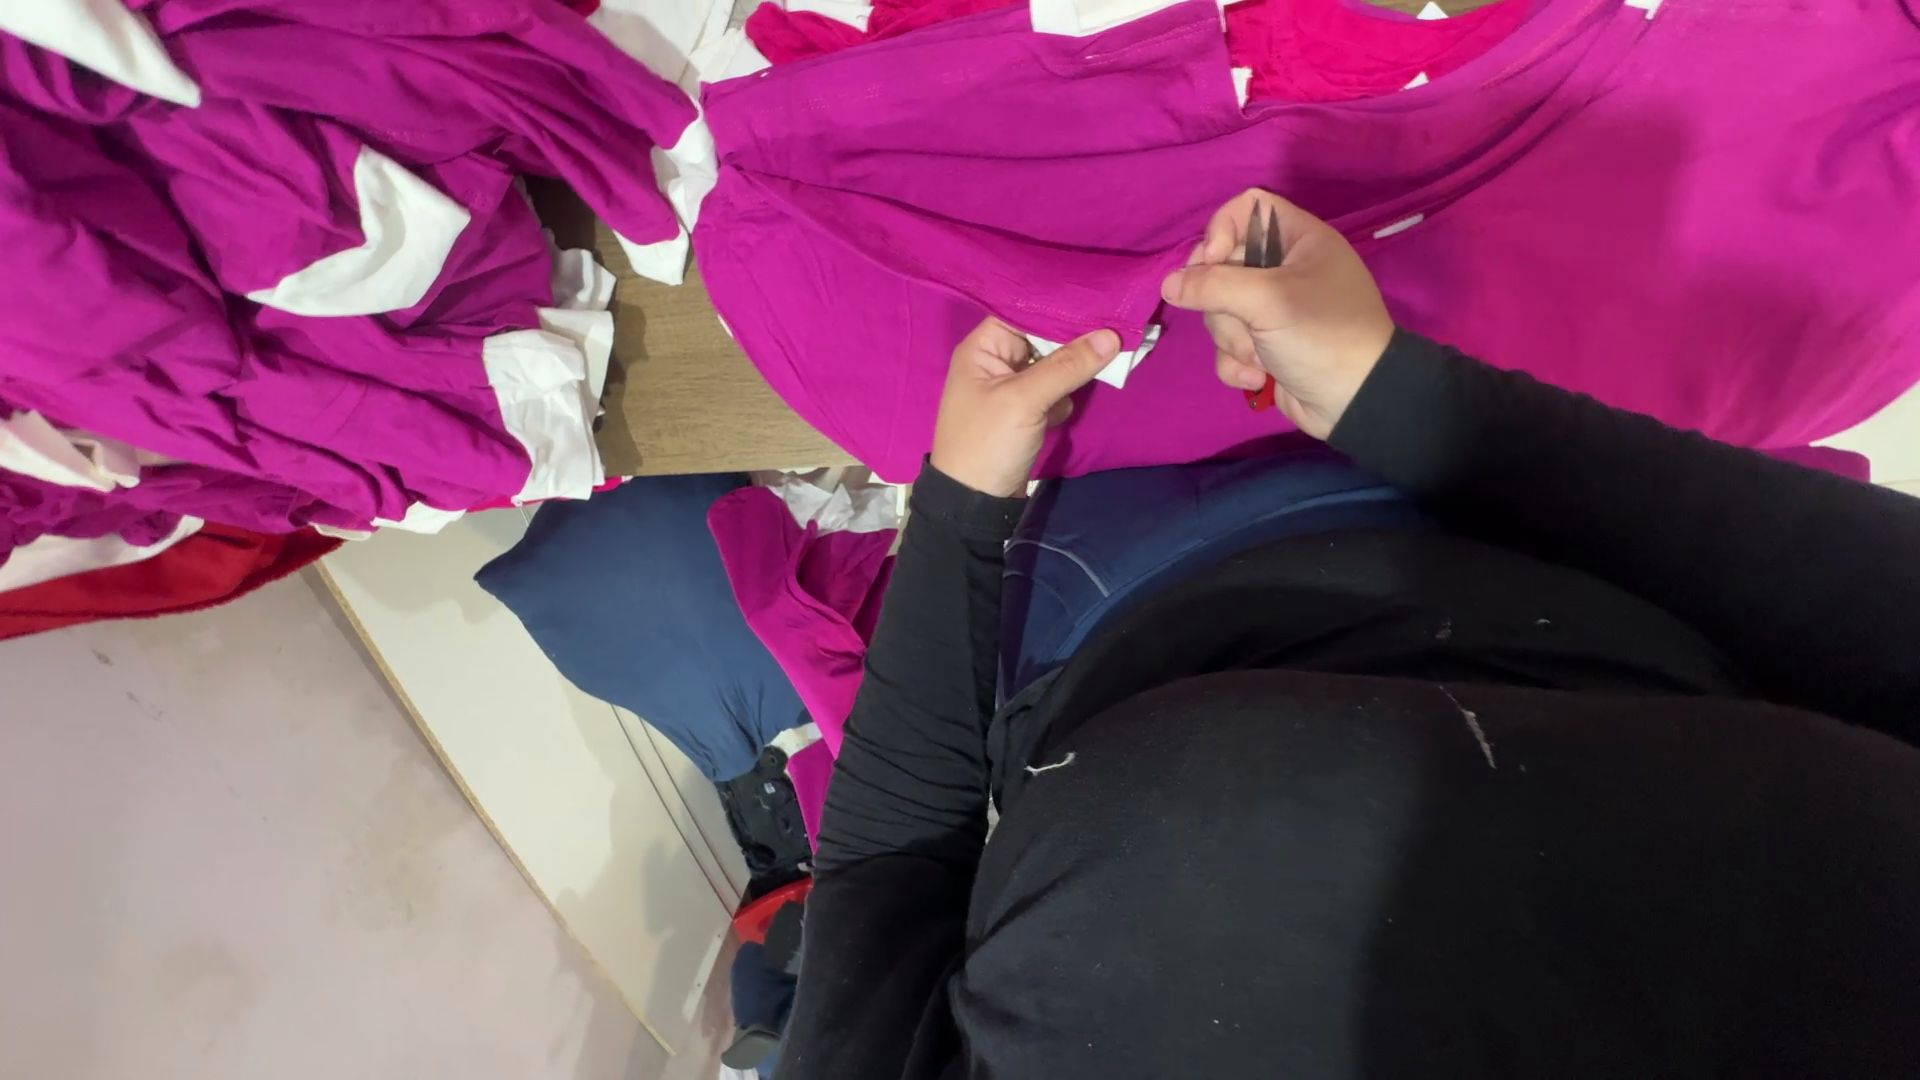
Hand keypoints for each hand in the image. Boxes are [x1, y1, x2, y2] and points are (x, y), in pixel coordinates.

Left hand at [929, 317, 1119, 496]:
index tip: (1102, 301)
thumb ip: (1067, 366)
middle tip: (1117, 329)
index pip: (1026, 312)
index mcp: (983, 348)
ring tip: (1111, 359)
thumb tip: (1111, 336)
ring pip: (1053, 366)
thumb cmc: (987, 443)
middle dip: (1076, 340)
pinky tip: (1080, 399)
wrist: (973, 504)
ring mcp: (1011, 389)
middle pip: (1044, 338)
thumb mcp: (1025, 400)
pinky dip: (1067, 396)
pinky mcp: (1025, 413)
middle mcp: (996, 362)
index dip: (1062, 308)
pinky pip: (1054, 392)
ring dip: (1076, 370)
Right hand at [1160, 189, 1394, 438]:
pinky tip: (1258, 376)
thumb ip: (1213, 287)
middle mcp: (1282, 269)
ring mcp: (1270, 310)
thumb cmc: (1322, 335)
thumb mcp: (1269, 302)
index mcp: (1297, 240)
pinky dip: (1236, 363)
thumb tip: (1168, 285)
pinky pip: (1226, 346)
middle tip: (1243, 322)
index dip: (1220, 231)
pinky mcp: (1261, 345)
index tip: (1213, 262)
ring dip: (1232, 341)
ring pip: (1218, 312)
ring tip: (1260, 357)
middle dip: (1222, 305)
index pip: (1244, 210)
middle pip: (1221, 268)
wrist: (1355, 400)